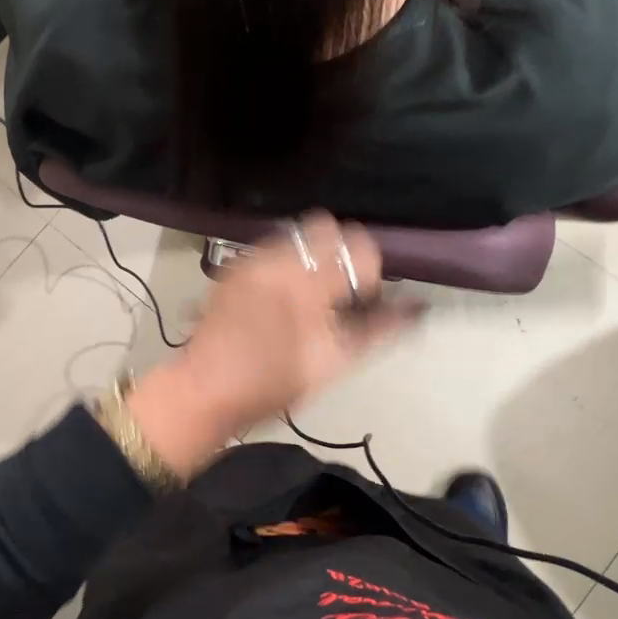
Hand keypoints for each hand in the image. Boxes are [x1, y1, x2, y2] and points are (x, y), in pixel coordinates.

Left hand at [125, 213, 418, 477]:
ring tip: (308, 295)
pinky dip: (286, 262)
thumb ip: (376, 330)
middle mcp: (278, 261)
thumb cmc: (270, 386)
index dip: (371, 270)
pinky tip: (281, 296)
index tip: (363, 297)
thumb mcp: (330, 364)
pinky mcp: (233, 268)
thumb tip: (415, 308)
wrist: (202, 392)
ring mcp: (250, 260)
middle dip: (341, 252)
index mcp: (308, 285)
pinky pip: (271, 248)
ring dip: (313, 255)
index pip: (359, 246)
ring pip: (297, 234)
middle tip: (337, 292)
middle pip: (327, 226)